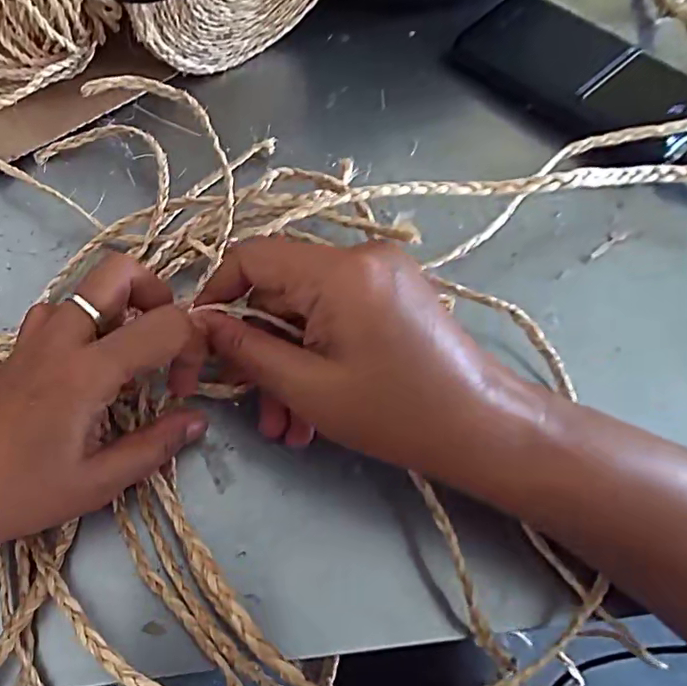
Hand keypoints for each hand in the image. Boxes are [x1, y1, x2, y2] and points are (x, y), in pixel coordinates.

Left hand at [0, 253, 206, 580]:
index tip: (180, 391)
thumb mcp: (96, 483)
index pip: (164, 323)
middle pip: (119, 270)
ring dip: (120, 307)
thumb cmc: (18, 495)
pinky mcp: (17, 349)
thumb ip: (153, 446)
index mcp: (86, 371)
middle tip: (163, 345)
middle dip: (157, 294)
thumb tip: (197, 419)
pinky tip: (85, 366)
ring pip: (85, 287)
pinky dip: (85, 321)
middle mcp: (61, 338)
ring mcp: (34, 338)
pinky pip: (58, 311)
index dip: (191, 348)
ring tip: (128, 360)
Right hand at [191, 239, 542, 483]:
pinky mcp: (389, 292)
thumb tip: (203, 324)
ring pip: (303, 313)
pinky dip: (314, 356)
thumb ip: (246, 349)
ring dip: (285, 366)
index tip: (202, 339)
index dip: (216, 293)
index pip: (252, 256)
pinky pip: (331, 318)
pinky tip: (309, 409)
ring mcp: (378, 273)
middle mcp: (359, 256)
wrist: (484, 429)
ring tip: (285, 425)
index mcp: (339, 271)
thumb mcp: (306, 387)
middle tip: (249, 404)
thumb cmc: (395, 413)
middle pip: (278, 293)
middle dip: (259, 352)